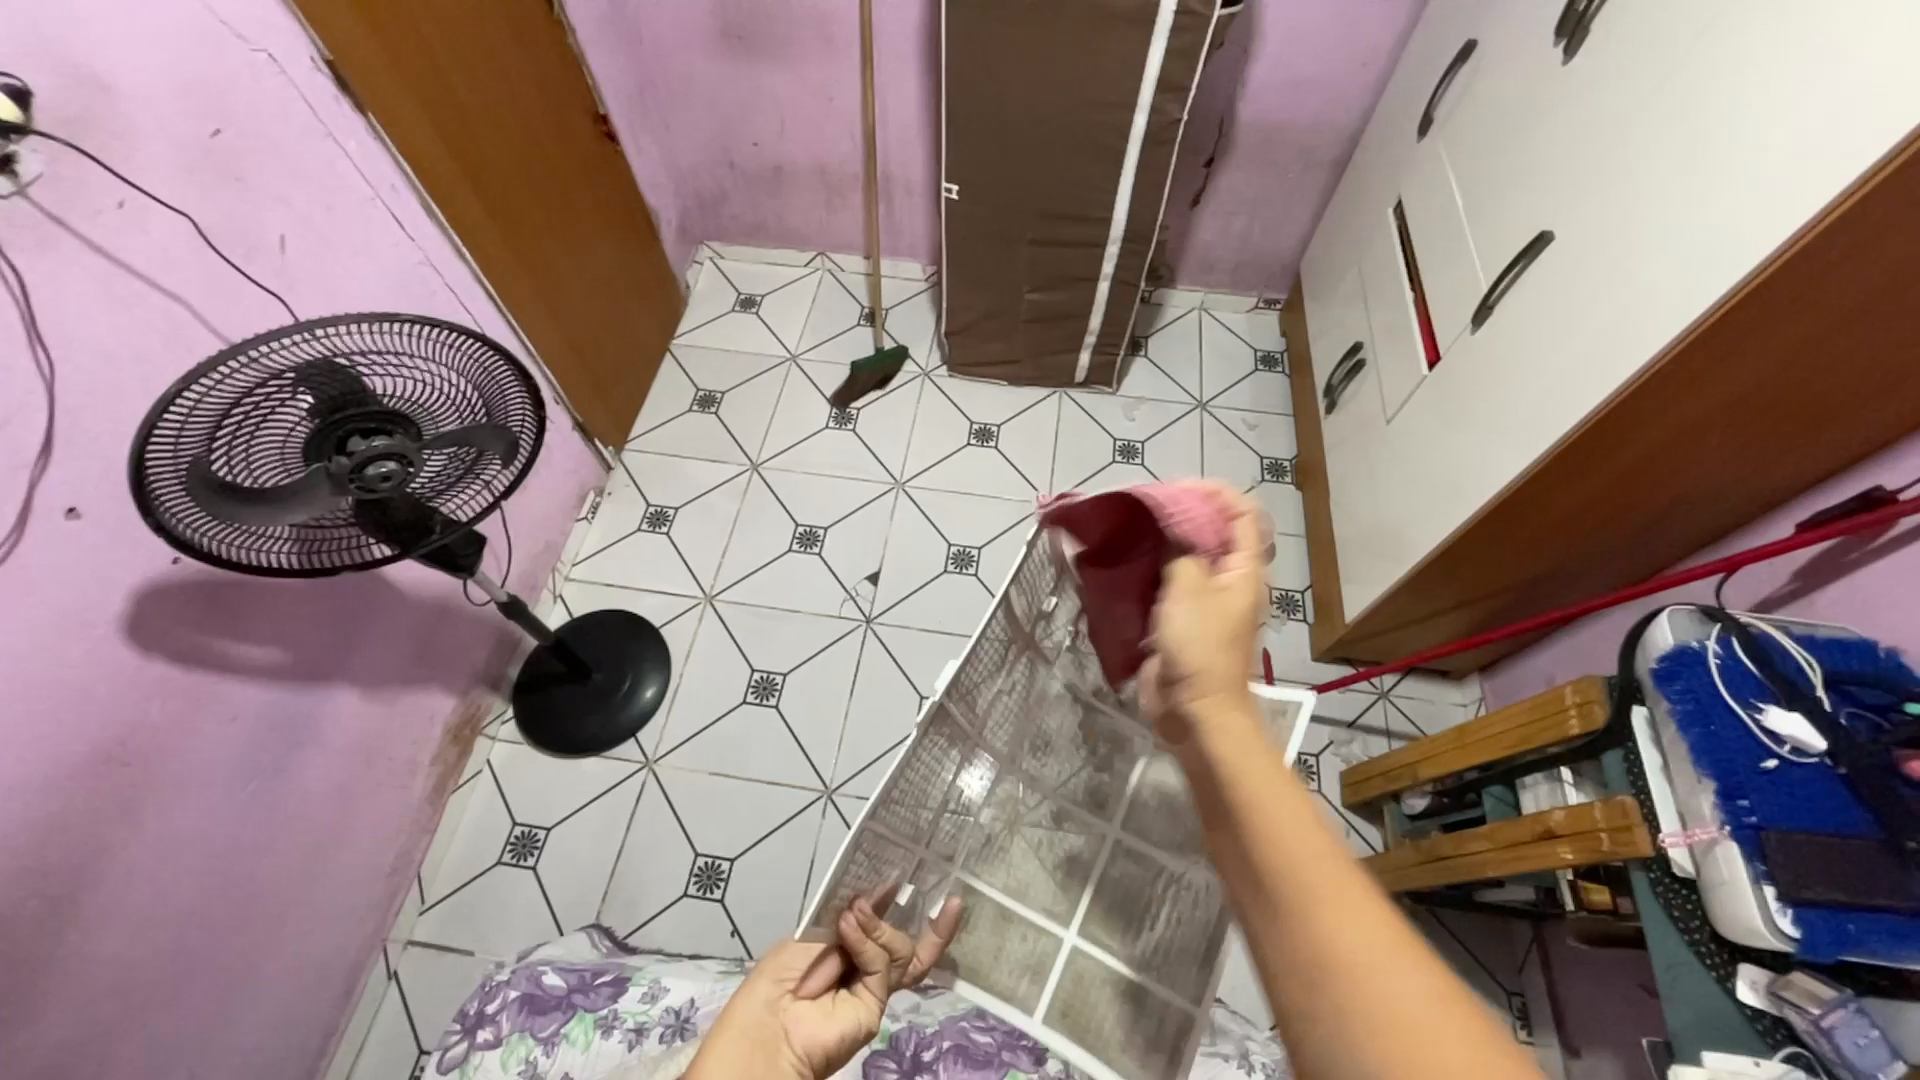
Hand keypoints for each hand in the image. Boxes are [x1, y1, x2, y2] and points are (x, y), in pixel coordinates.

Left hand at [686, 889, 962, 1079]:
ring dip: (879, 925)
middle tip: (949, 901)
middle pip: (908, 945)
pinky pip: (881, 966)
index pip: (884, 926)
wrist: (765, 1026)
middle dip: (934, 927)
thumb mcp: (814, 936)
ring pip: (902, 952)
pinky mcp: (875, 1005)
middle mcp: (867, 968)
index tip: (904, 877)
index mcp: (850, 949)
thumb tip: (880, 895)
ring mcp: (874, 987)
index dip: (895, 905)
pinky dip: (868, 942)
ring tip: (854, 913)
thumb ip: (850, 920)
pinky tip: (850, 925)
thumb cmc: (777, 979)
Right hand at [1140, 481, 1268, 744]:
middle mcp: (1228, 581)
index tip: (1175, 489)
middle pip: (1211, 533)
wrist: (1194, 711)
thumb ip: (1179, 549)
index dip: (1213, 493)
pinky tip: (1125, 565)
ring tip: (1131, 531)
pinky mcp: (1180, 622)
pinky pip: (1167, 586)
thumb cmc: (1198, 647)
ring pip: (1186, 559)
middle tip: (1145, 509)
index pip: (1241, 514)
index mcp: (1243, 569)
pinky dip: (1150, 570)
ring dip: (1162, 543)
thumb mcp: (1188, 588)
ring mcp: (1204, 603)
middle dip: (1181, 515)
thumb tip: (1168, 522)